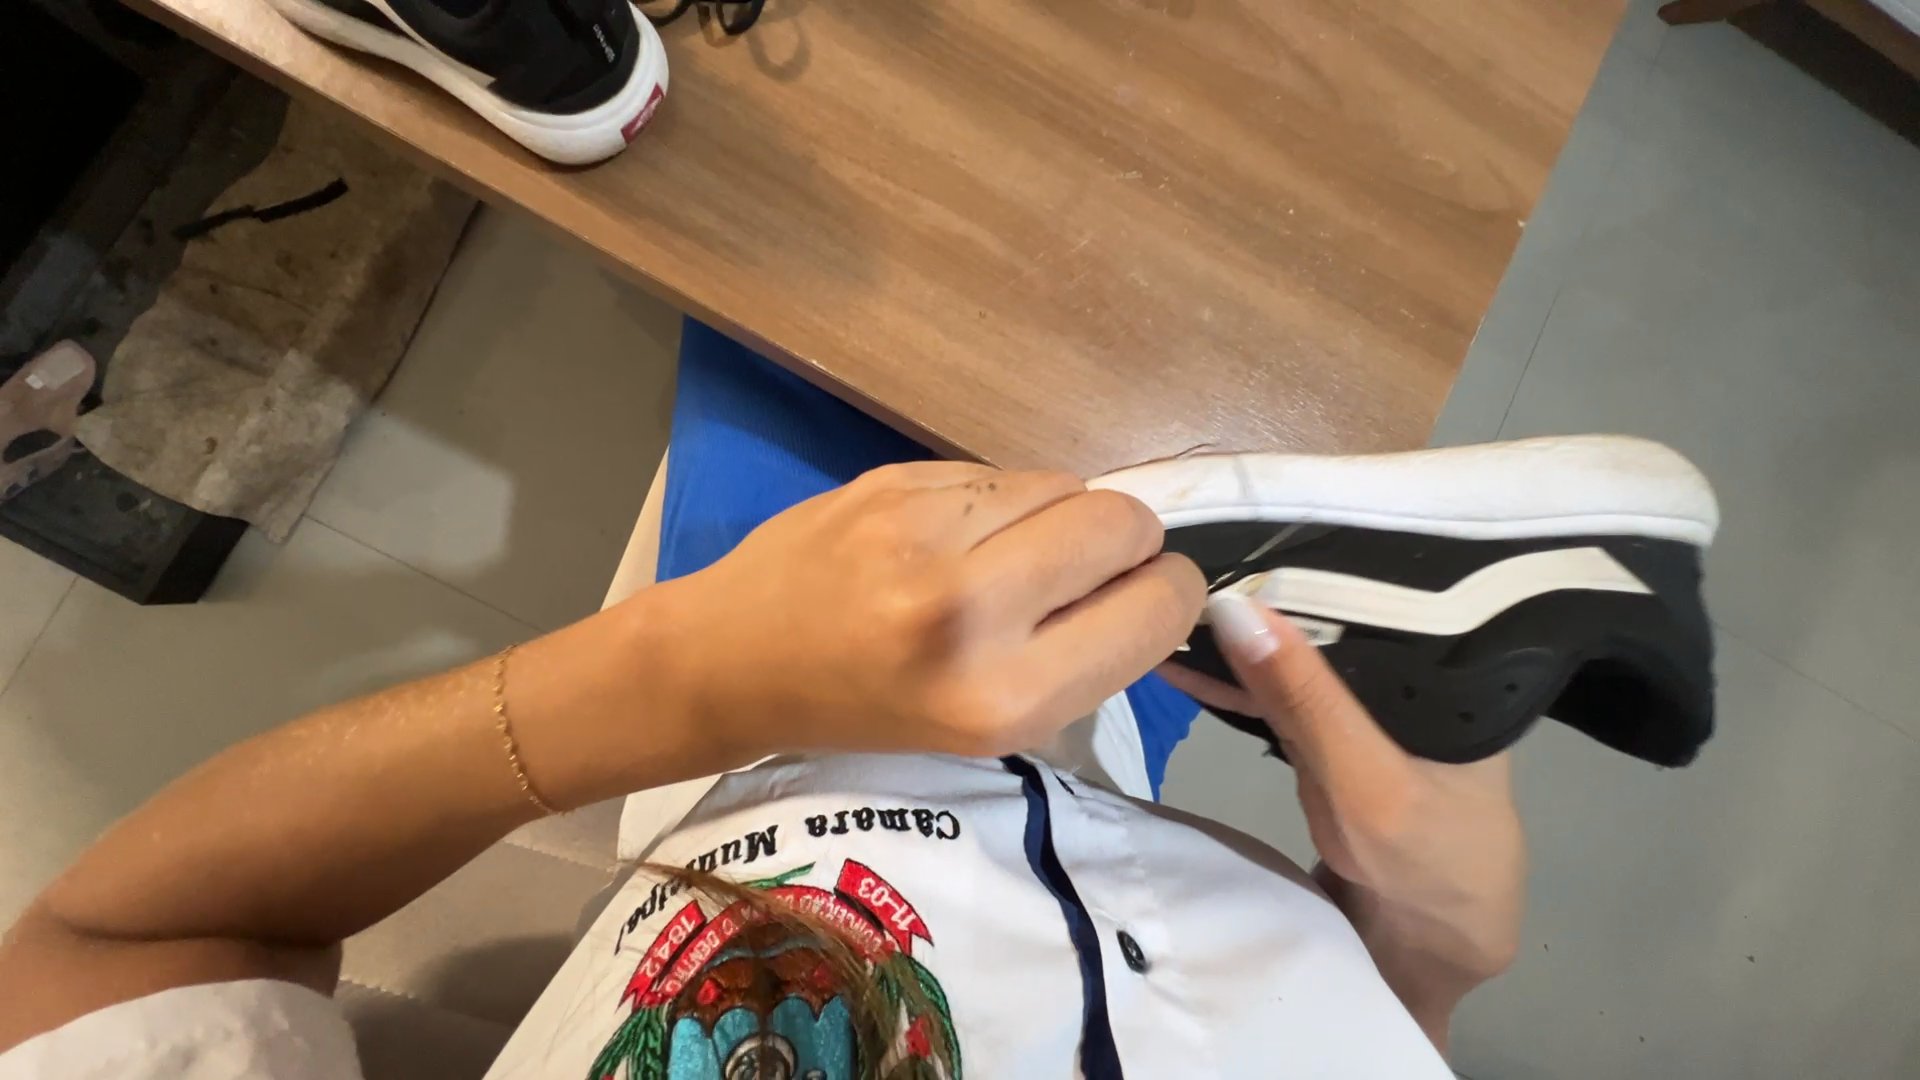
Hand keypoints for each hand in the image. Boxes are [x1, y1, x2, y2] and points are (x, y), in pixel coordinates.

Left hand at [645, 462, 1204, 758]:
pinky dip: (1000, 500)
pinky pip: (1000, 470)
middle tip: (1079, 569)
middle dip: (1126, 543)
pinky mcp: (895, 476)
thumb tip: (1147, 580)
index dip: (1168, 594)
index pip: (1154, 607)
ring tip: (1004, 552)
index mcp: (1003, 697)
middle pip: (1123, 521)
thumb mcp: (987, 725)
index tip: (1146, 594)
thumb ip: (1080, 655)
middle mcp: (969, 607)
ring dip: (1058, 516)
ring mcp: (925, 527)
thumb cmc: (866, 712)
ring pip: (1066, 482)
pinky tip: (952, 531)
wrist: (736, 657)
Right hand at [1157, 592, 1524, 1050]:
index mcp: (1440, 658)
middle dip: (1253, 590)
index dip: (1300, 556)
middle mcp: (1398, 667)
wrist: (1420, 944)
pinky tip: (1178, 662)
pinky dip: (1223, 682)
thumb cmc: (1430, 862)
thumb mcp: (1368, 779)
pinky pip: (1265, 693)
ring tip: (1166, 606)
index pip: (1366, 584)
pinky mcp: (1318, 727)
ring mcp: (1353, 698)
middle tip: (1183, 558)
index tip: (1233, 526)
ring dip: (1229, 637)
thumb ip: (1305, 697)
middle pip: (1318, 612)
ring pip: (1284, 650)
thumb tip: (1233, 607)